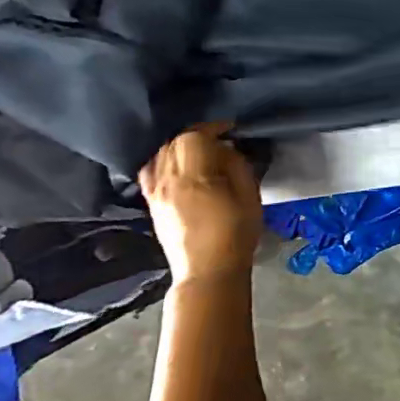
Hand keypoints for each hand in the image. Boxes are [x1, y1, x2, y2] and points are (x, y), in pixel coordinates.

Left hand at [139, 124, 262, 281]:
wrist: (207, 272)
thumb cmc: (235, 234)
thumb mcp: (249, 196)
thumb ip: (237, 166)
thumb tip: (226, 149)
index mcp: (193, 177)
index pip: (193, 137)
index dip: (211, 128)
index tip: (229, 130)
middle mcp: (167, 181)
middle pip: (174, 142)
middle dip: (196, 135)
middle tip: (218, 140)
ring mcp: (155, 193)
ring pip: (160, 155)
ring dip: (178, 147)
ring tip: (197, 153)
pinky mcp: (151, 204)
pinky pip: (150, 171)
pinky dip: (162, 162)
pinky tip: (176, 168)